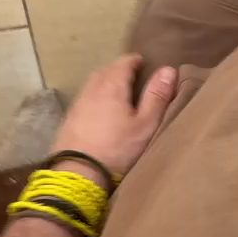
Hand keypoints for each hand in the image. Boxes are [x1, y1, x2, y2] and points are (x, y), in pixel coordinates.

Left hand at [49, 54, 177, 179]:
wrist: (78, 175)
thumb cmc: (117, 149)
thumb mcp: (145, 125)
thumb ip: (157, 96)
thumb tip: (168, 69)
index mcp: (112, 86)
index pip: (123, 62)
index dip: (135, 61)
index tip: (145, 64)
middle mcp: (92, 89)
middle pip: (106, 70)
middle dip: (120, 69)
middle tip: (134, 77)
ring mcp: (78, 104)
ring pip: (93, 83)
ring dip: (106, 81)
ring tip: (119, 92)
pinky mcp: (69, 119)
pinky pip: (85, 98)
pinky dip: (96, 96)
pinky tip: (101, 110)